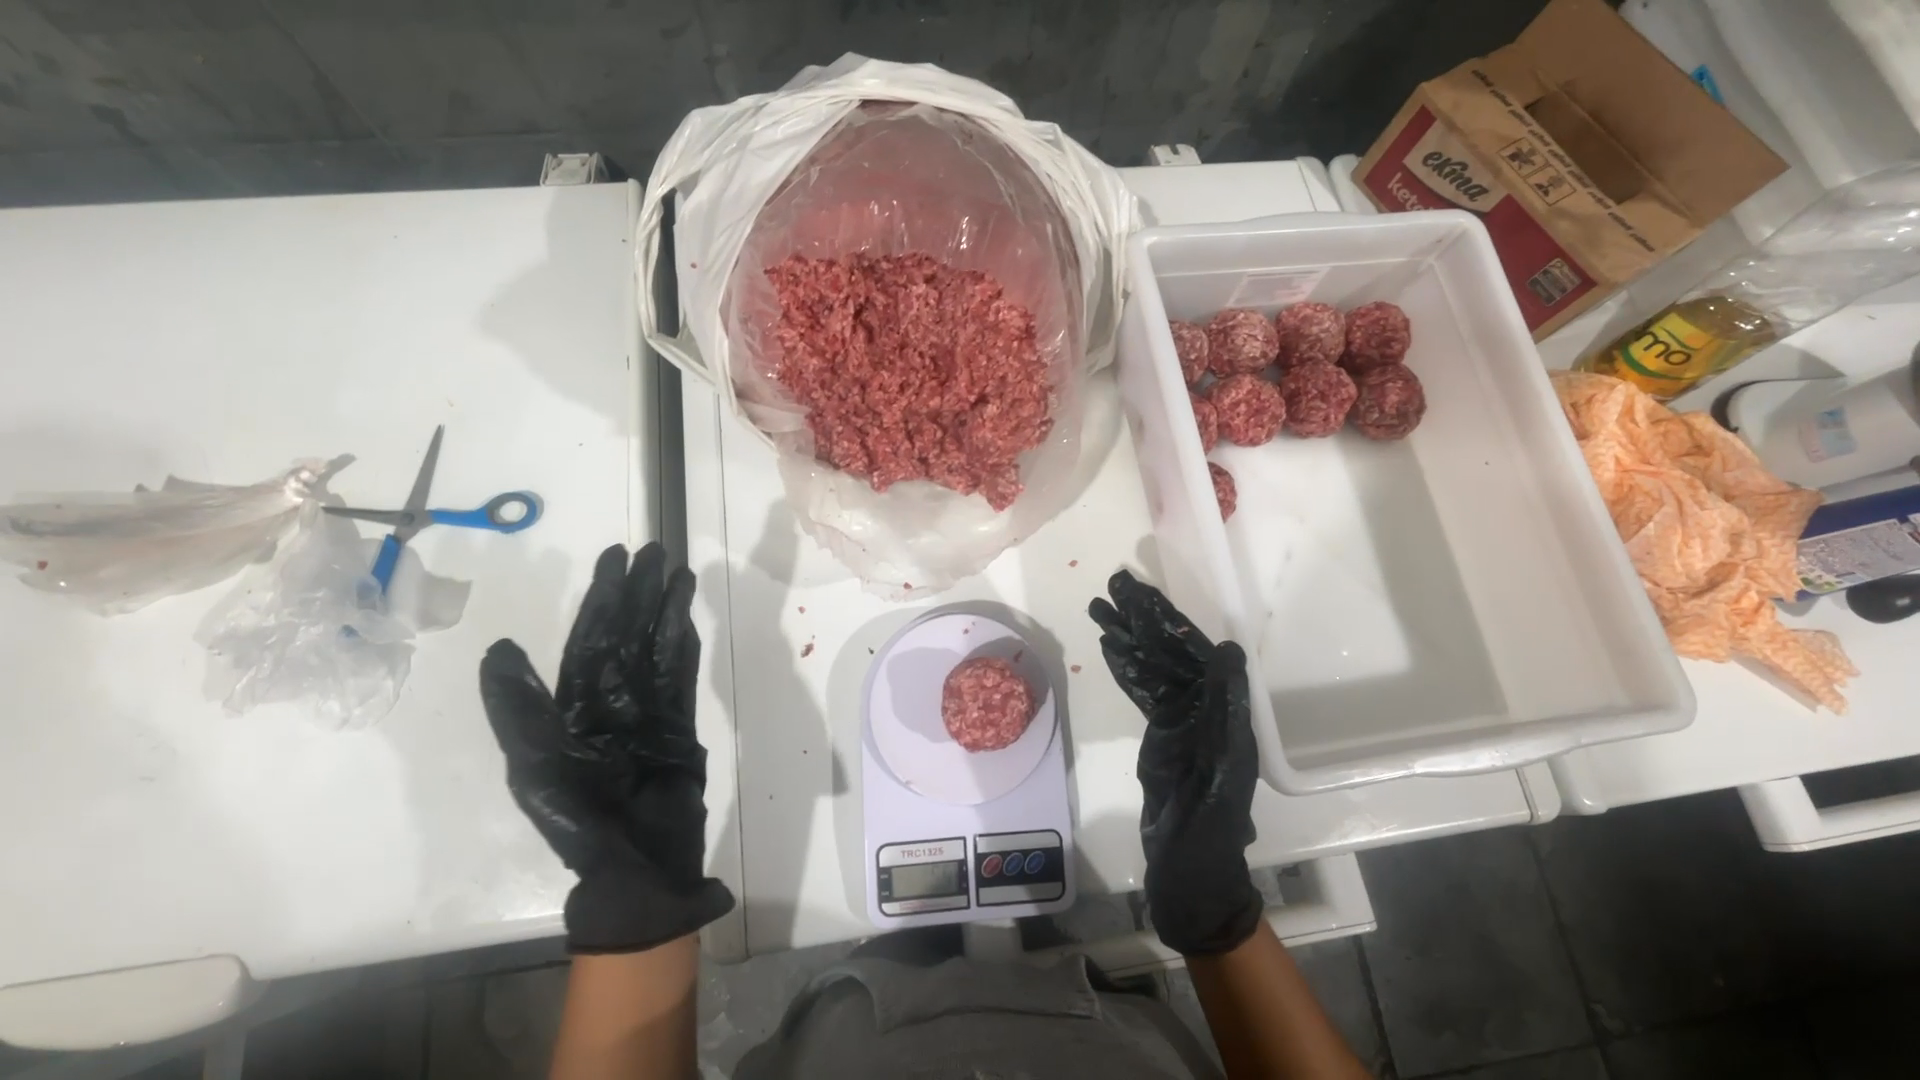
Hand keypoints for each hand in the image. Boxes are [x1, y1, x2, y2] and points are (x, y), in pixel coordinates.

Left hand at [479, 543, 733, 953]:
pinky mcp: (679, 724)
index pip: (589, 636)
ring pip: (657, 645)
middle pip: (626, 631)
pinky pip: (682, 674)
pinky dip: (686, 642)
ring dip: (667, 607)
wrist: (632, 863)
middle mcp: (610, 698)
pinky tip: (688, 614)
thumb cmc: (576, 817)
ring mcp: (648, 709)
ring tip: (678, 570)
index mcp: (571, 704)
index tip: (614, 558)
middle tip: (654, 549)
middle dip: (638, 590)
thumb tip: (501, 645)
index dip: (601, 596)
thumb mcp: (531, 761)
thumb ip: (516, 705)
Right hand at [1090, 570, 1261, 956]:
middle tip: (1113, 586)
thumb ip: (1225, 705)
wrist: (1190, 859)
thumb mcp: (1226, 759)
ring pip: (1150, 664)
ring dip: (1127, 635)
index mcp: (1223, 703)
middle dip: (1140, 617)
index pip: (1191, 647)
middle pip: (1168, 648)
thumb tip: (1228, 649)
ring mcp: (1180, 713)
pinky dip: (1125, 667)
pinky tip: (1108, 645)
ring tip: (1100, 607)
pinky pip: (1141, 689)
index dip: (1166, 618)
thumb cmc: (1212, 816)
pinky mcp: (1160, 728)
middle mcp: (1203, 700)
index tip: (1140, 592)